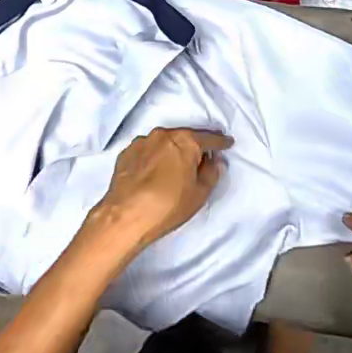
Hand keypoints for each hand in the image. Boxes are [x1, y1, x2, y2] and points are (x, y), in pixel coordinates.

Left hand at [87, 128, 230, 253]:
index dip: (221, 142)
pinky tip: (154, 172)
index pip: (210, 138)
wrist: (123, 218)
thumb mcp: (200, 193)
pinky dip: (155, 157)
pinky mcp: (125, 154)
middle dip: (195, 146)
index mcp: (186, 140)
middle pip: (186, 137)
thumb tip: (214, 161)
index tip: (228, 143)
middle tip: (201, 159)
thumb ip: (212, 172)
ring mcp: (142, 142)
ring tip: (175, 167)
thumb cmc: (168, 205)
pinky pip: (148, 151)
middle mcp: (164, 135)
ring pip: (165, 142)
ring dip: (173, 151)